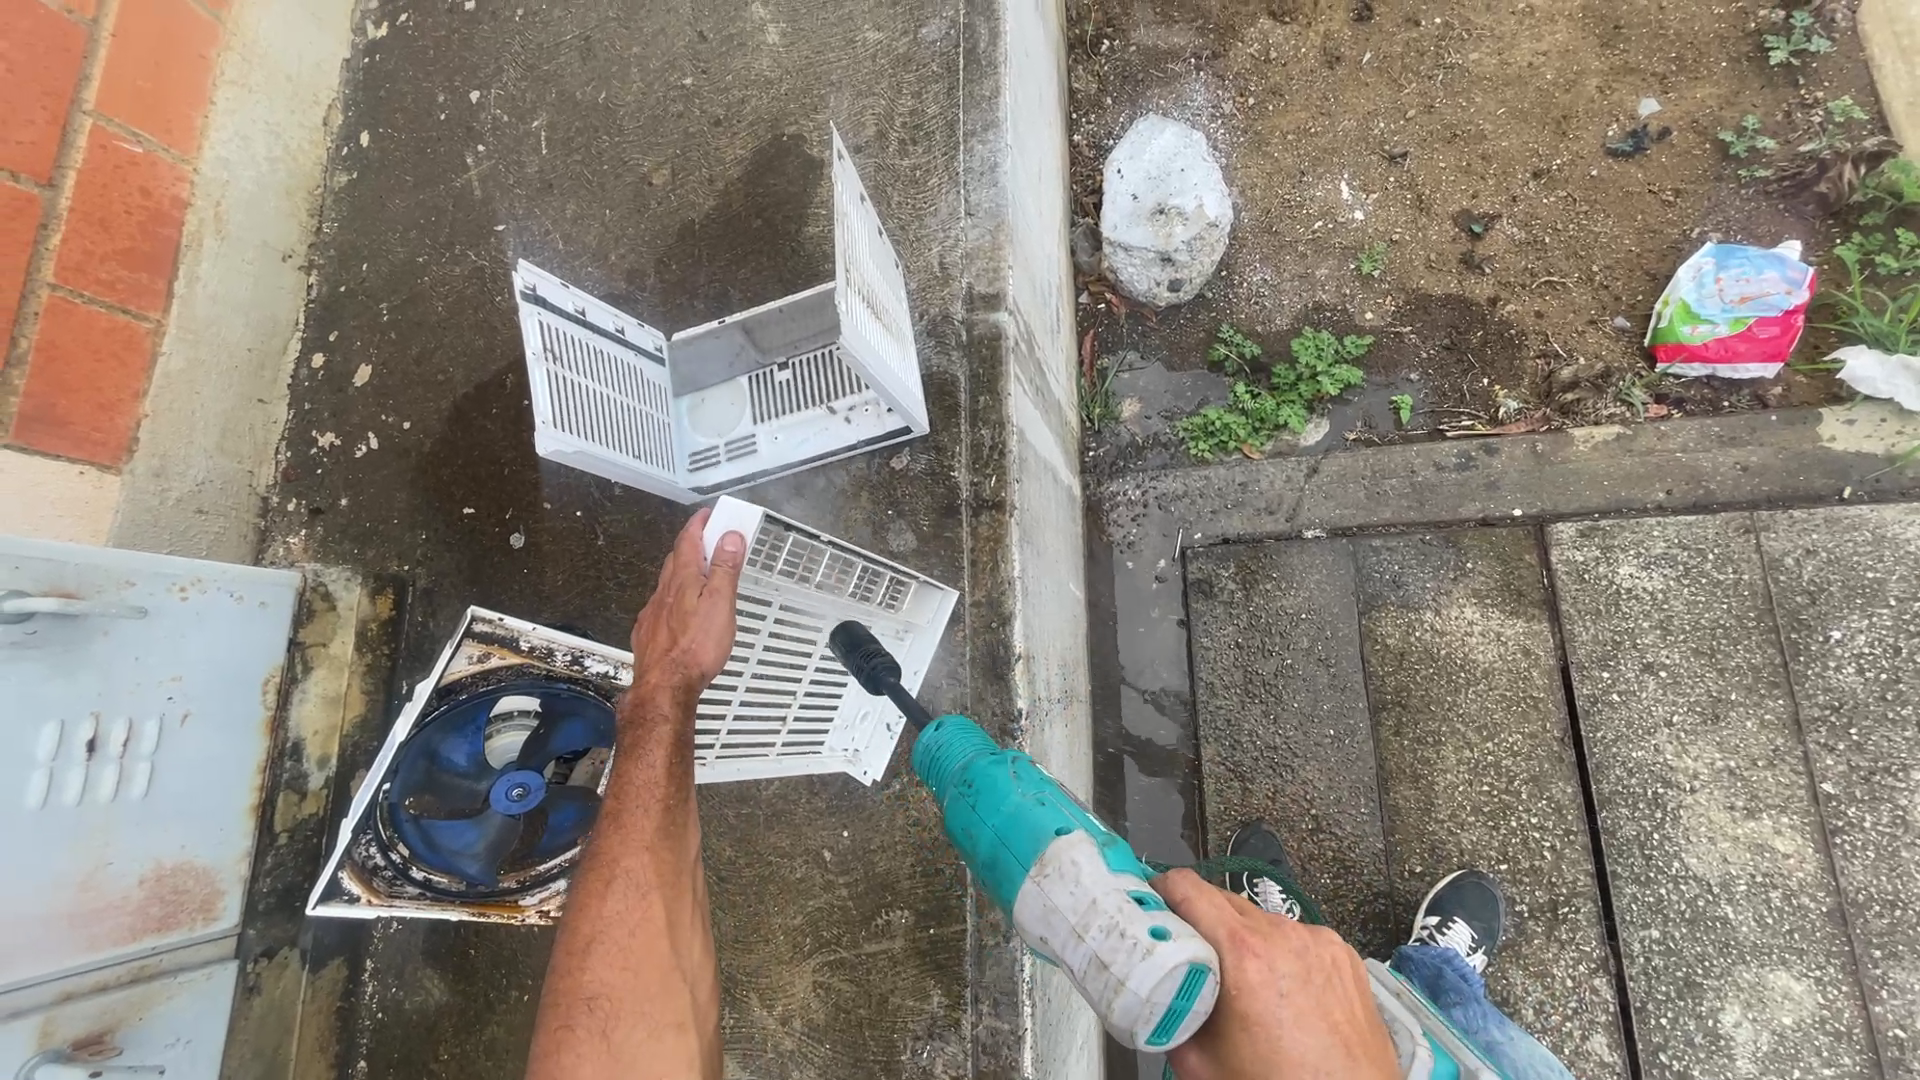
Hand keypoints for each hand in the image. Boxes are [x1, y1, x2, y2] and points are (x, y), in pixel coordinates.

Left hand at [629, 508, 745, 709]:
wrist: (666, 685)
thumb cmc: (696, 647)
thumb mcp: (721, 604)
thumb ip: (725, 569)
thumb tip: (730, 537)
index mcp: (684, 580)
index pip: (688, 541)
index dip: (698, 524)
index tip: (708, 515)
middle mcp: (664, 592)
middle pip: (677, 559)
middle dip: (692, 544)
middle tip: (709, 539)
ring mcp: (654, 612)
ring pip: (667, 582)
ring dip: (683, 570)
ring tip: (698, 572)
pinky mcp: (650, 633)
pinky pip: (660, 606)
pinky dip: (673, 598)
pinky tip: (679, 610)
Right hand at [1156, 868, 1398, 1079]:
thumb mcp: (1200, 1062)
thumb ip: (1168, 1011)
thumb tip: (1150, 984)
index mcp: (1244, 954)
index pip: (1188, 886)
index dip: (1162, 890)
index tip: (1153, 903)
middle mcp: (1283, 936)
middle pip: (1222, 899)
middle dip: (1200, 919)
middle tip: (1190, 952)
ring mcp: (1318, 941)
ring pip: (1259, 917)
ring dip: (1241, 936)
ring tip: (1242, 980)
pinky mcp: (1342, 953)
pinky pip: (1295, 935)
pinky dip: (1280, 951)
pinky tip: (1281, 990)